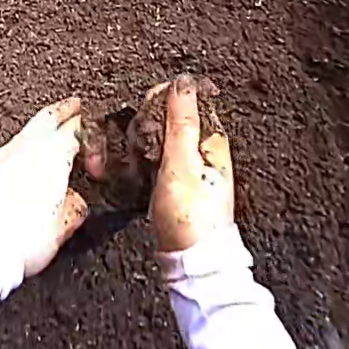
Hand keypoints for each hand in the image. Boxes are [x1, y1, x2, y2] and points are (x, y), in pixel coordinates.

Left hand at [0, 96, 92, 276]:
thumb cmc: (20, 235)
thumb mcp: (62, 226)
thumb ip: (74, 208)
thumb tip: (75, 202)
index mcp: (54, 151)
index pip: (79, 129)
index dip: (93, 139)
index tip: (96, 156)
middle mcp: (27, 145)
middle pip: (50, 116)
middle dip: (64, 109)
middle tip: (74, 105)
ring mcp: (3, 154)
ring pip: (27, 130)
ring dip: (41, 128)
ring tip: (49, 132)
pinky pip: (10, 147)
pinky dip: (22, 147)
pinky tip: (22, 161)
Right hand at [149, 75, 233, 252]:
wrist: (192, 266)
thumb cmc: (191, 220)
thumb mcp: (182, 165)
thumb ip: (181, 122)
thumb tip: (182, 82)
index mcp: (211, 138)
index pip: (183, 97)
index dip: (158, 102)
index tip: (145, 119)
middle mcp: (203, 146)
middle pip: (167, 115)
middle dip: (146, 125)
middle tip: (140, 147)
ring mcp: (189, 163)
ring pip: (157, 135)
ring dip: (141, 144)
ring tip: (136, 164)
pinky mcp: (177, 179)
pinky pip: (155, 156)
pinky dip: (142, 160)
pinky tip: (136, 173)